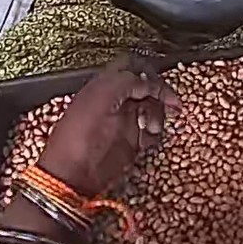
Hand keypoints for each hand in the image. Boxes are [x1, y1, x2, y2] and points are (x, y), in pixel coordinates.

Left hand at [36, 57, 177, 195]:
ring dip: (157, 115)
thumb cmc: (80, 137)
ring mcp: (124, 120)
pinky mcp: (130, 141)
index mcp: (104, 85)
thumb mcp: (101, 99)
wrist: (72, 176)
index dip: (150, 74)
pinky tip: (146, 141)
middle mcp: (116, 100)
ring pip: (152, 107)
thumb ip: (125, 82)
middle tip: (170, 105)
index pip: (133, 68)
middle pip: (148, 86)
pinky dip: (154, 133)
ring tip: (151, 129)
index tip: (161, 89)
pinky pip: (151, 129)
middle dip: (160, 94)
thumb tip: (147, 83)